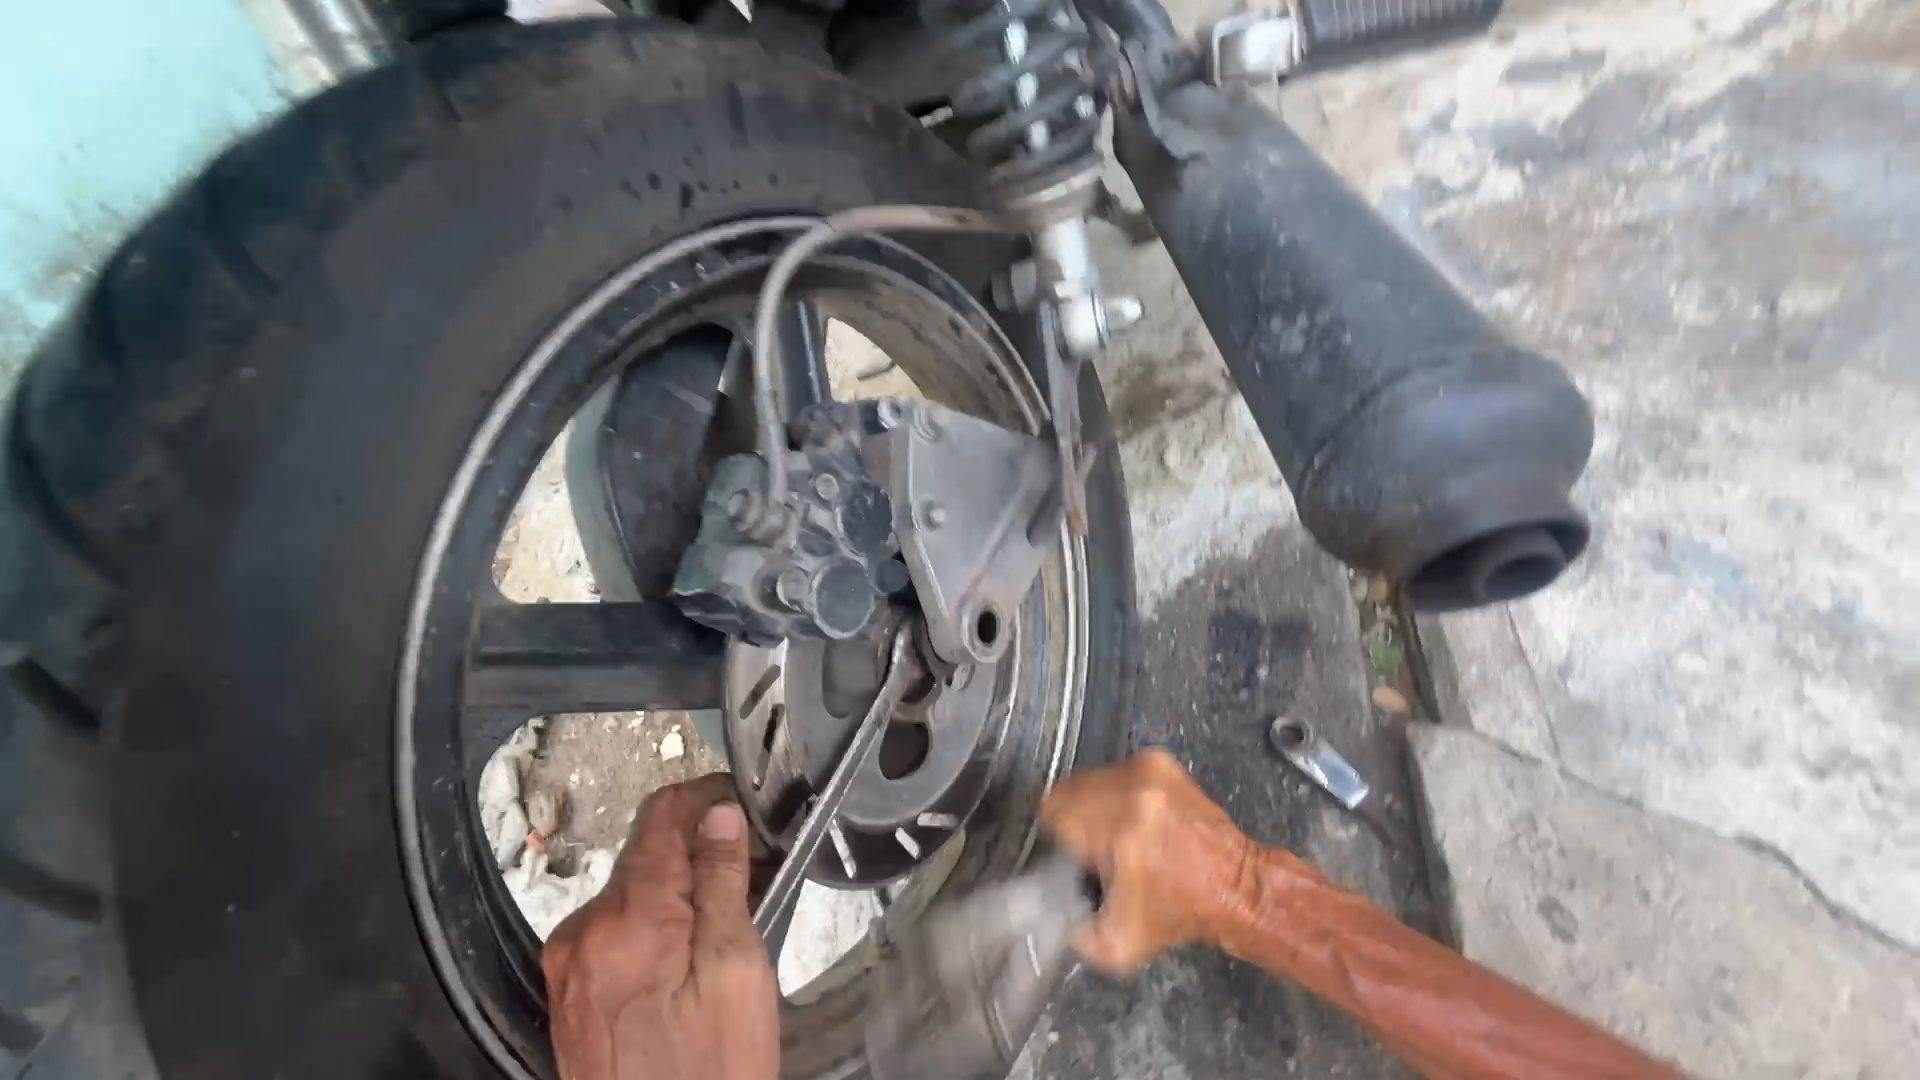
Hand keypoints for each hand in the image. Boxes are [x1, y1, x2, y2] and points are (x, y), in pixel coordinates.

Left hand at [543, 774, 778, 1079]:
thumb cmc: (712, 1067)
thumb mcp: (735, 971)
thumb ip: (723, 882)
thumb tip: (720, 813)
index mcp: (628, 919)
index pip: (662, 815)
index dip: (708, 797)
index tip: (746, 807)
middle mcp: (584, 930)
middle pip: (648, 851)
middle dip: (703, 846)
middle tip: (758, 867)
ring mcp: (569, 963)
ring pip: (635, 886)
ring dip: (684, 883)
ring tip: (734, 910)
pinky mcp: (570, 989)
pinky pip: (618, 925)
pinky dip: (659, 917)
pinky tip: (695, 945)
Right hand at [1040, 749, 1257, 974]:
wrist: (1237, 887)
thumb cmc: (1182, 911)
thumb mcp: (1117, 944)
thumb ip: (1071, 930)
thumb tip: (1044, 904)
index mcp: (1120, 835)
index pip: (1053, 813)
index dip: (1056, 838)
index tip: (1068, 854)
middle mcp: (1132, 795)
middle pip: (1067, 791)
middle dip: (1071, 818)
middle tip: (1088, 845)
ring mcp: (1146, 772)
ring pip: (1087, 777)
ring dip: (1091, 803)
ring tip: (1113, 831)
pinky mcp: (1158, 762)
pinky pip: (1112, 770)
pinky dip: (1114, 790)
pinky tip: (1131, 815)